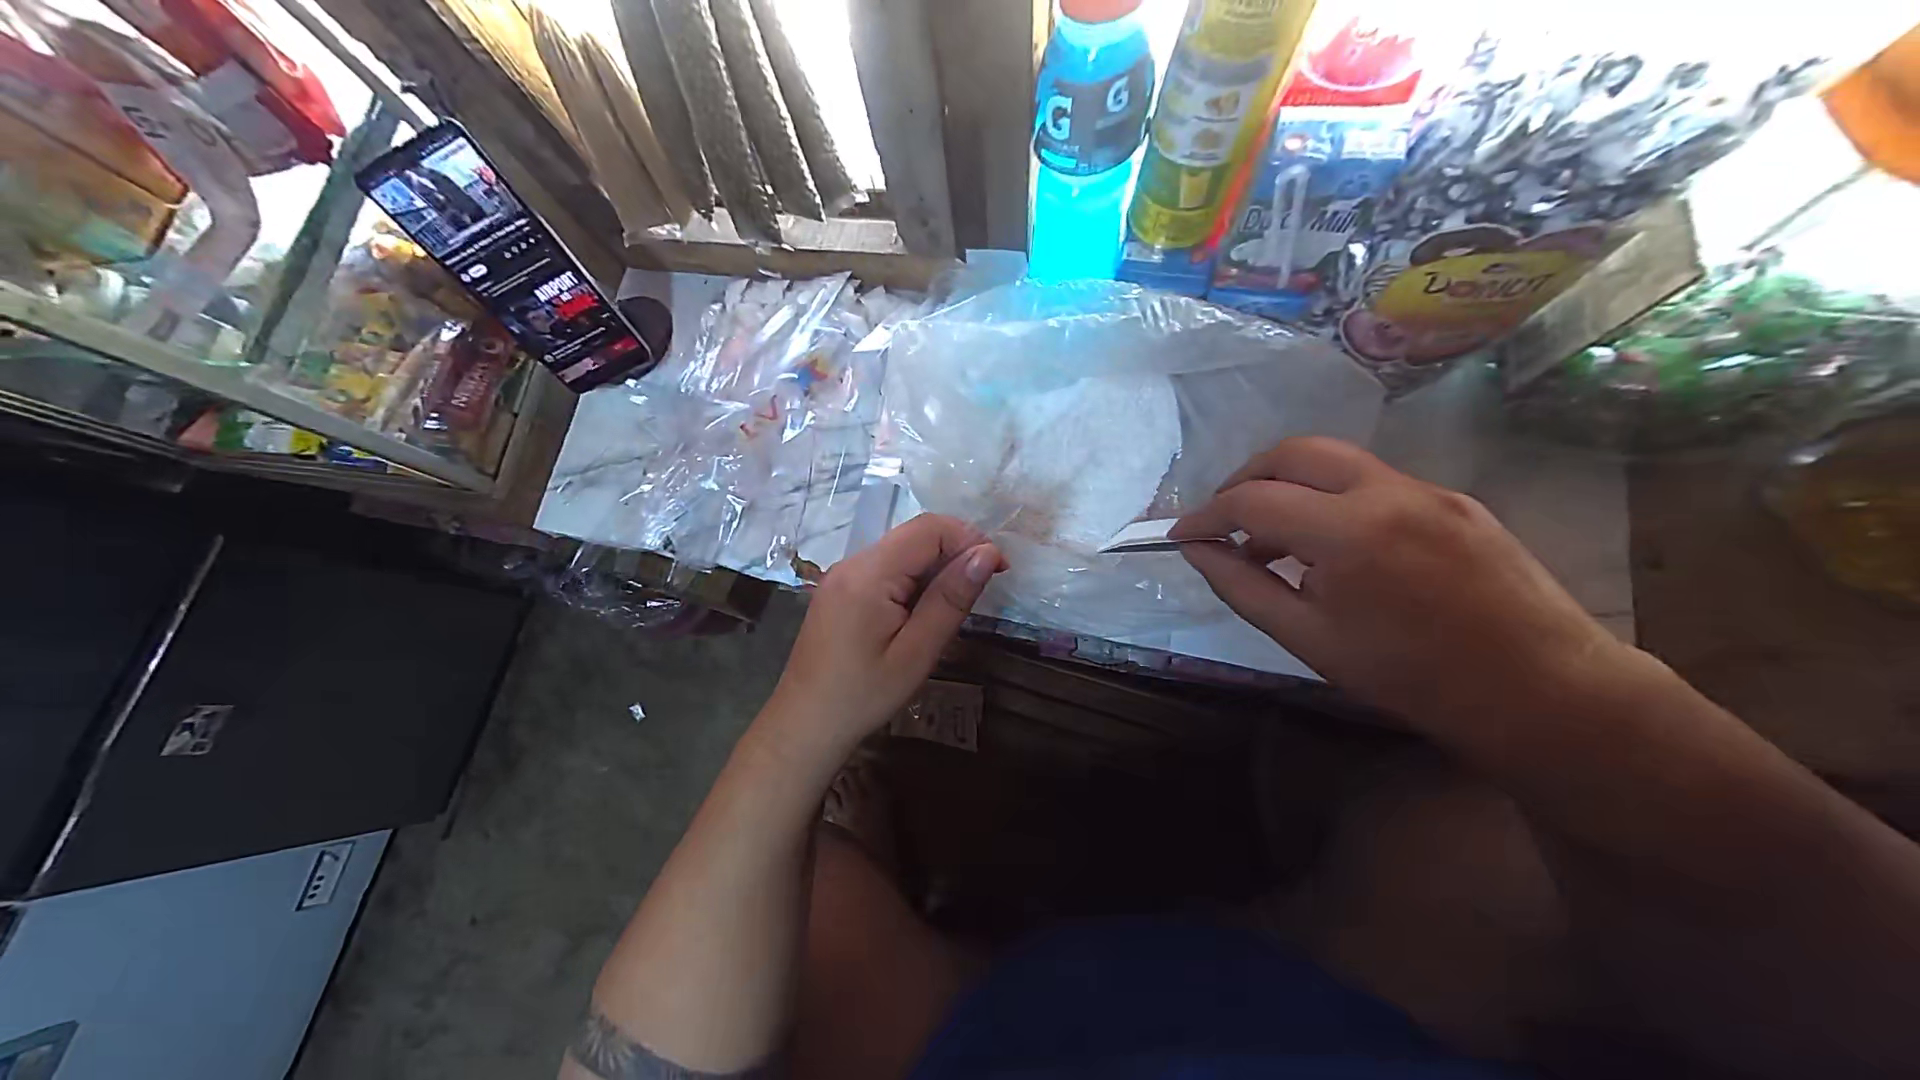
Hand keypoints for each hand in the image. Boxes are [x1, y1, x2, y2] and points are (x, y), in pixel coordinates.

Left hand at [762, 514, 1005, 752]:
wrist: (806, 724)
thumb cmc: (864, 694)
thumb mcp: (917, 651)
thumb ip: (951, 598)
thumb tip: (986, 554)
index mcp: (868, 573)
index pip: (929, 529)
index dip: (970, 538)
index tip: (999, 569)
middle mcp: (852, 562)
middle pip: (914, 534)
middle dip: (956, 548)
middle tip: (985, 584)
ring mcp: (842, 573)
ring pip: (901, 549)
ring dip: (937, 563)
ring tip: (959, 599)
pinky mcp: (840, 588)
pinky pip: (885, 566)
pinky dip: (914, 576)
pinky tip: (925, 606)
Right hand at [1172, 437, 1628, 727]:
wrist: (1539, 691)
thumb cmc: (1409, 676)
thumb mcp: (1307, 639)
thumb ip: (1242, 586)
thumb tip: (1196, 552)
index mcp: (1348, 533)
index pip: (1252, 500)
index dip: (1207, 517)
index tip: (1181, 536)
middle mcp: (1387, 491)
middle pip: (1293, 452)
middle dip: (1245, 479)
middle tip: (1223, 521)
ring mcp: (1427, 488)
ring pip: (1334, 460)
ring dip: (1289, 485)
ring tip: (1272, 539)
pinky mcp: (1454, 498)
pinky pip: (1372, 481)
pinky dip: (1332, 499)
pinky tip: (1331, 546)